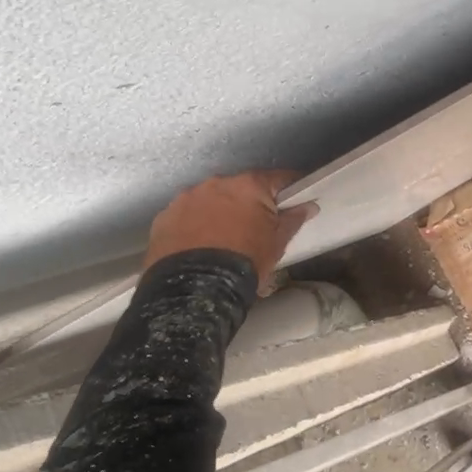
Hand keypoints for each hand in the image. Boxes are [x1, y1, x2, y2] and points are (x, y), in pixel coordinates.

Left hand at [144, 170, 317, 282]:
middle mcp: (217, 183)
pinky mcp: (163, 218)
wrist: (192, 292)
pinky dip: (194, 224)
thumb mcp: (277, 243)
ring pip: (211, 200)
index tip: (296, 201)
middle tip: (256, 225)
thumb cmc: (244, 261)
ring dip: (219, 211)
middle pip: (242, 188)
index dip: (290, 190)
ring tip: (222, 237)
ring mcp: (186, 199)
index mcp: (250, 184)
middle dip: (250, 202)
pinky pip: (187, 215)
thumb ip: (294, 219)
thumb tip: (308, 206)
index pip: (279, 178)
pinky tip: (199, 244)